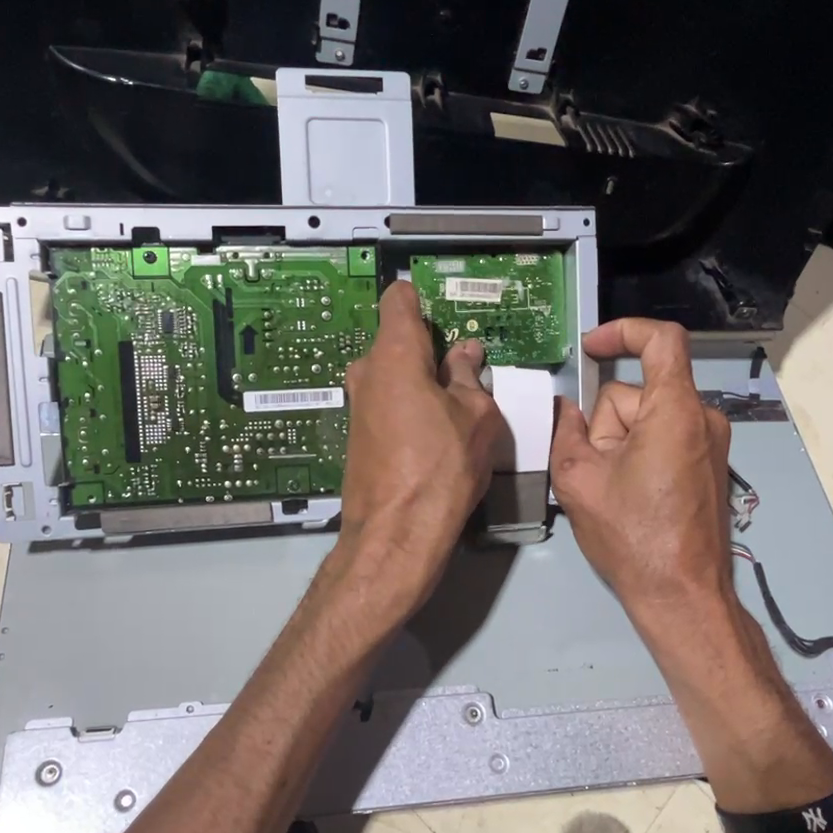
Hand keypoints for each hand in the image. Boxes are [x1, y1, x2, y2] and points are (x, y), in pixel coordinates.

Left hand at [337, 281, 506, 606]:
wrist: (396, 533)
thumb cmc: (441, 467)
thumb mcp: (475, 416)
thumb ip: (468, 377)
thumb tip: (464, 354)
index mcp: (394, 354)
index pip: (399, 299)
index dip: (423, 300)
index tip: (447, 316)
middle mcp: (365, 372)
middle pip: (398, 342)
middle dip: (431, 352)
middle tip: (467, 375)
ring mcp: (356, 405)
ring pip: (393, 376)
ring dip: (422, 384)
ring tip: (458, 411)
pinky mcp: (357, 435)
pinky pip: (387, 404)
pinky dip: (409, 409)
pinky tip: (435, 436)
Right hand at [550, 318, 734, 614]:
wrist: (683, 595)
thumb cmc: (632, 536)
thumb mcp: (578, 479)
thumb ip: (566, 431)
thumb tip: (566, 409)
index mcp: (675, 410)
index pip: (660, 341)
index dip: (622, 332)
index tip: (590, 348)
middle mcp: (702, 418)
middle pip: (637, 393)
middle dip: (605, 423)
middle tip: (593, 469)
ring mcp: (710, 445)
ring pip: (647, 419)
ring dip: (619, 443)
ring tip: (610, 490)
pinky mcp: (708, 468)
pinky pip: (663, 440)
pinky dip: (638, 454)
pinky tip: (627, 497)